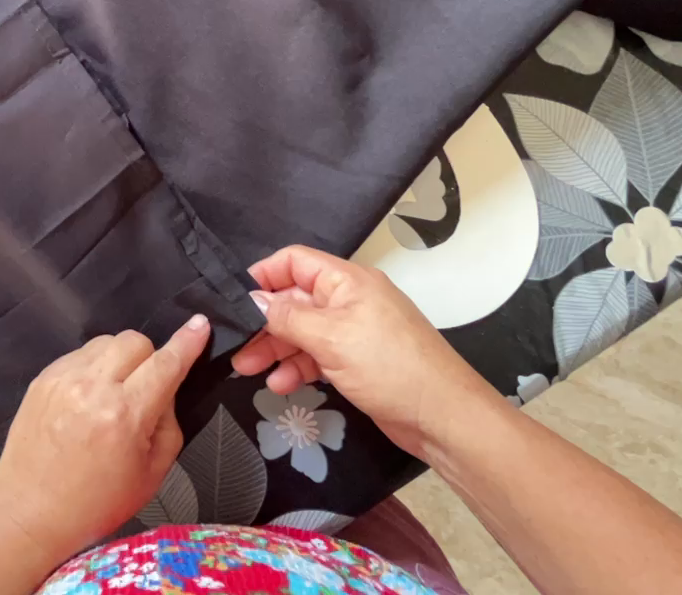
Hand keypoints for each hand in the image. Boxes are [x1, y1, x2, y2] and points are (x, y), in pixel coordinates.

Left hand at [0, 315, 212, 558]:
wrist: (30, 509)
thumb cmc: (97, 502)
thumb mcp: (151, 473)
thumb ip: (168, 423)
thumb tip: (166, 388)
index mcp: (124, 415)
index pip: (165, 364)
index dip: (186, 342)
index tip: (200, 324)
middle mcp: (93, 386)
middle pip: (134, 340)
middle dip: (148, 358)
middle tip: (143, 389)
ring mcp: (64, 376)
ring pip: (106, 341)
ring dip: (119, 360)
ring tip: (112, 394)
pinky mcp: (44, 375)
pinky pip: (80, 353)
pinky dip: (93, 368)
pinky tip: (87, 399)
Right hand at [230, 246, 501, 459]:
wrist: (446, 421)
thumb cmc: (390, 367)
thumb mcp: (331, 338)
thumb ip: (287, 317)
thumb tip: (252, 300)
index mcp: (346, 281)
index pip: (294, 262)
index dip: (263, 276)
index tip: (236, 300)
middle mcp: (348, 300)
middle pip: (293, 300)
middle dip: (263, 323)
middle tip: (235, 346)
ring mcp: (352, 331)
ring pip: (301, 331)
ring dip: (274, 348)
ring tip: (246, 369)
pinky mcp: (355, 360)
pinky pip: (316, 355)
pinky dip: (296, 366)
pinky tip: (280, 384)